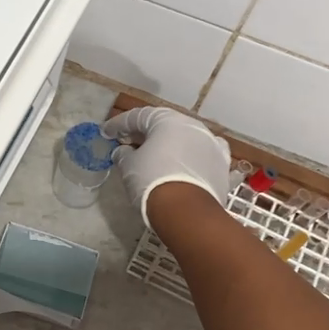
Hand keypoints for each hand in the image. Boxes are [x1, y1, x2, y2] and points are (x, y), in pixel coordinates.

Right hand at [101, 107, 230, 224]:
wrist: (186, 212)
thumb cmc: (152, 181)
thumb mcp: (128, 166)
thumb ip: (123, 154)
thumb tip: (123, 151)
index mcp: (167, 120)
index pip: (137, 117)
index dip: (118, 124)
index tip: (106, 133)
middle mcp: (193, 126)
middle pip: (163, 126)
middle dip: (144, 133)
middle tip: (127, 142)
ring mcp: (211, 144)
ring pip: (185, 139)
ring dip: (170, 144)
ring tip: (155, 155)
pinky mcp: (222, 165)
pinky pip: (202, 156)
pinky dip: (192, 158)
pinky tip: (186, 164)